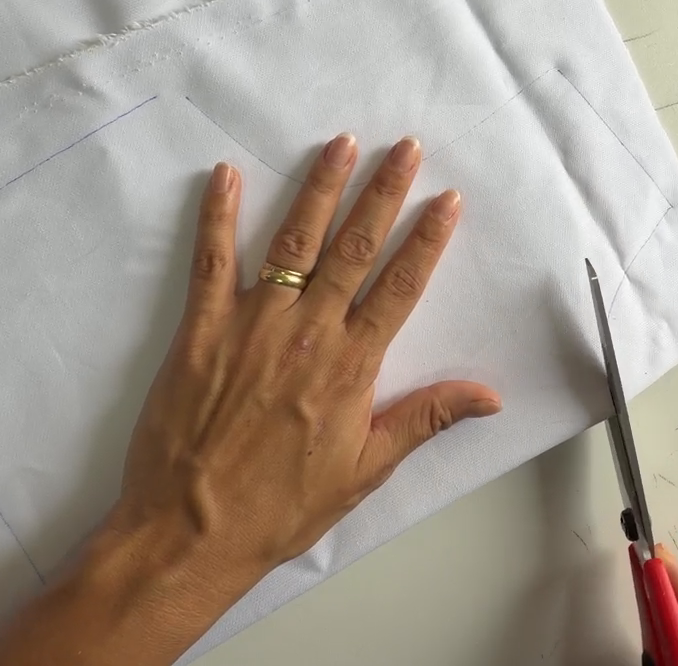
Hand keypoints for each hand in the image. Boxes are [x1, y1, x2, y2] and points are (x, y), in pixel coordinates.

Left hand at [0, 135, 501, 664]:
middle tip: (404, 148)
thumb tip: (489, 394)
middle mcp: (308, 330)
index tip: (446, 199)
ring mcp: (253, 322)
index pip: (401, 284)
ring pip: (295, 241)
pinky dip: (217, 216)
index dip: (427, 238)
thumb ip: (426, 418)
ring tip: (340, 143)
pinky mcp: (202, 327)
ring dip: (320, 189)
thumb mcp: (366, 468)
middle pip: (355, 247)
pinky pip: (211, 261)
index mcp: (352, 363)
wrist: (188, 534)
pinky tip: (227, 176)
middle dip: (383, 192)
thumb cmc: (281, 505)